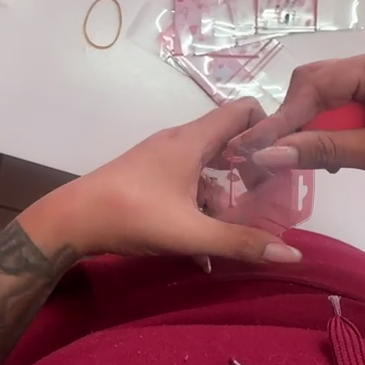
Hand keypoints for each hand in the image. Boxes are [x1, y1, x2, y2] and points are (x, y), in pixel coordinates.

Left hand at [19, 99, 303, 263]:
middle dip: (251, 169)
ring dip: (224, 197)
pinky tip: (203, 249)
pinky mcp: (148, 179)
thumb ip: (241, 243)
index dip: (269, 128)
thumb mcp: (191, 233)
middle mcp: (178, 142)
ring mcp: (160, 160)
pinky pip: (186, 186)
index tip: (283, 161)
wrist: (71, 221)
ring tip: (239, 229)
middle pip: (228, 142)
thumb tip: (292, 253)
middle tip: (269, 198)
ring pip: (206, 169)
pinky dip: (199, 209)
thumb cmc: (133, 216)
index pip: (242, 110)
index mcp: (192, 140)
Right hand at [230, 46, 364, 215]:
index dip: (282, 117)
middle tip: (270, 156)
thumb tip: (264, 155)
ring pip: (326, 105)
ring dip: (310, 132)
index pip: (314, 83)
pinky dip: (329, 138)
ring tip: (294, 162)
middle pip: (315, 87)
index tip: (251, 147)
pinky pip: (343, 118)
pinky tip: (327, 162)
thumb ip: (320, 149)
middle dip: (292, 121)